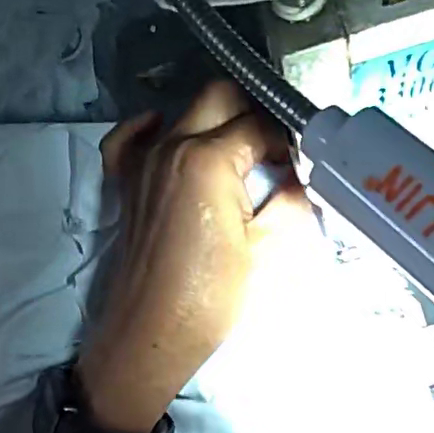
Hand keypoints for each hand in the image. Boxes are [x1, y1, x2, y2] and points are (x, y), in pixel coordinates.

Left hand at [76, 79, 311, 432]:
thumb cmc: (212, 296)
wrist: (153, 334)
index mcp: (209, 159)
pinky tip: (167, 132)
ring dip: (218, 121)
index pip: (260, 125)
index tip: (305, 157)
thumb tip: (306, 179)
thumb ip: (291, 203)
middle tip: (278, 148)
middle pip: (219, 98)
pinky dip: (150, 129)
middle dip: (254, 112)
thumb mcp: (266, 250)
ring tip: (243, 154)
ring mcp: (144, 162)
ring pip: (184, 113)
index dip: (288, 138)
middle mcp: (172, 146)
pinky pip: (131, 139)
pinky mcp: (127, 183)